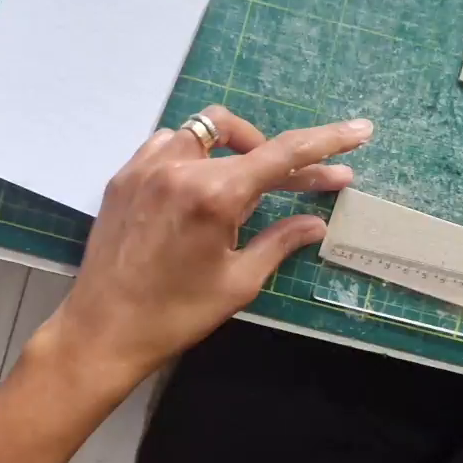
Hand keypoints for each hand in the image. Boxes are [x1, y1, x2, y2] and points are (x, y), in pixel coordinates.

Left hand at [31, 106, 373, 400]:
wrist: (102, 331)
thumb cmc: (176, 314)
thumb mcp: (239, 282)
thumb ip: (280, 241)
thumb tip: (316, 221)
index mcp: (214, 195)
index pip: (284, 154)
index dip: (327, 140)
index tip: (360, 130)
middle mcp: (180, 167)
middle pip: (251, 148)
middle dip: (288, 164)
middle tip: (314, 182)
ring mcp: (146, 167)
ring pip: (206, 132)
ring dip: (237, 149)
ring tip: (252, 183)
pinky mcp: (124, 175)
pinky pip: (168, 143)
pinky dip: (194, 153)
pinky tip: (202, 181)